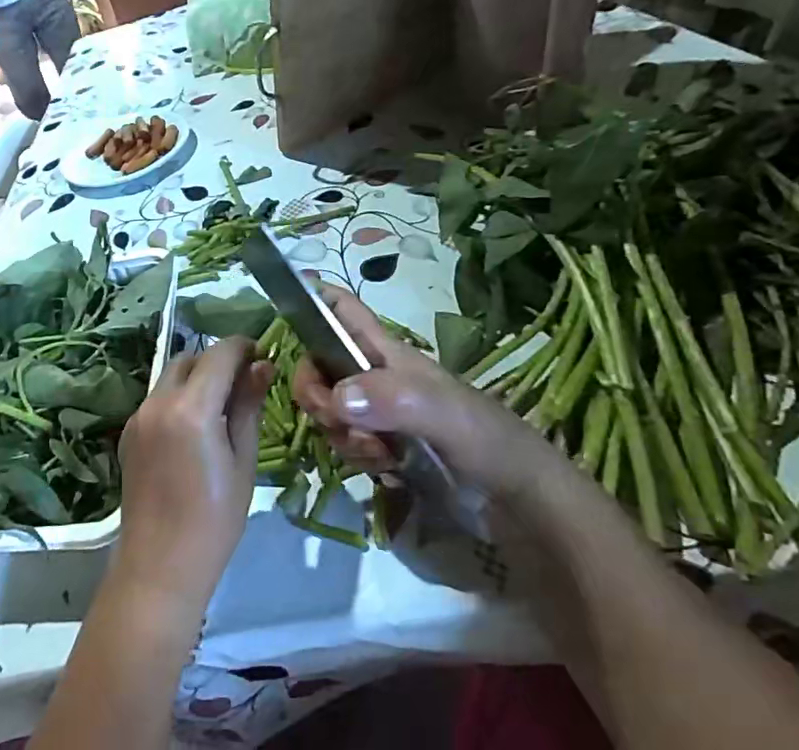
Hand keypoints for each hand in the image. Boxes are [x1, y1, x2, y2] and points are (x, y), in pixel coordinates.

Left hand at [115, 336, 272, 610]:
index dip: (244, 347)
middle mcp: (158, 403)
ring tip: (223, 406)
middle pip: (190, 358)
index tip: (263, 356)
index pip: (220, 353)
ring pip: (171, 376)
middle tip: (245, 382)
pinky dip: (179, 397)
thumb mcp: (243, 460)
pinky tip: (196, 428)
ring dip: (197, 377)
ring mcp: (138, 417)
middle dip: (218, 360)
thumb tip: (262, 366)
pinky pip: (157, 399)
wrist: (159, 567)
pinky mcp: (128, 434)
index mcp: (191, 408)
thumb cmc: (214, 519)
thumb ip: (249, 406)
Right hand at [291, 286, 559, 500]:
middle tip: (340, 420)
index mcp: (389, 352)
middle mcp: (376, 376)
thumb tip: (338, 396)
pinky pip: (342, 444)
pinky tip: (386, 472)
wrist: (515, 500)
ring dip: (341, 436)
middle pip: (319, 368)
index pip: (343, 310)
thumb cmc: (487, 440)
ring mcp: (376, 414)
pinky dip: (354, 458)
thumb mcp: (446, 413)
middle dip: (318, 395)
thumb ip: (395, 400)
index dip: (312, 298)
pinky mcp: (378, 448)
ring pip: (328, 411)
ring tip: (380, 456)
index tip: (283, 307)